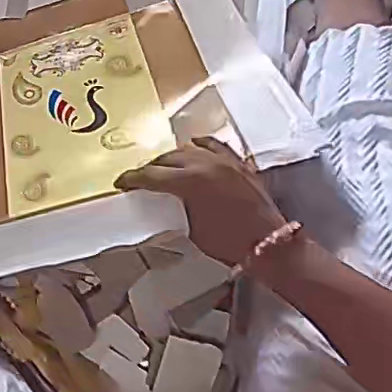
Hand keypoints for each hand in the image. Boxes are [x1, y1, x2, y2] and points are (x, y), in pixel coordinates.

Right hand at [115, 139, 291, 266]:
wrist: (270, 245)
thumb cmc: (227, 243)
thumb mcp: (191, 228)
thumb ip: (174, 208)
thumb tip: (164, 202)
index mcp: (190, 182)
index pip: (151, 175)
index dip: (132, 179)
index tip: (121, 183)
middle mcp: (205, 164)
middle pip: (166, 159)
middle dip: (149, 169)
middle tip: (140, 179)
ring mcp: (224, 161)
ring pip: (188, 149)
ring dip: (172, 158)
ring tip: (164, 167)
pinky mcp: (238, 163)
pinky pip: (214, 145)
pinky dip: (199, 146)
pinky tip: (193, 146)